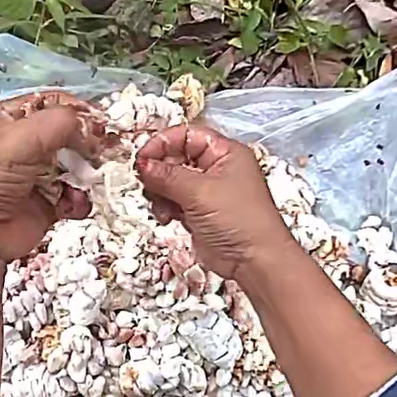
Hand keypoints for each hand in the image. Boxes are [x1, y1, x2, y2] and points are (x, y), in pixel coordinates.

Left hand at [0, 90, 108, 260]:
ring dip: (86, 175)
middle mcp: (26, 144)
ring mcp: (38, 175)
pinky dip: (79, 201)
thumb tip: (95, 129)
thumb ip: (63, 123)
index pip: (55, 104)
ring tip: (86, 182)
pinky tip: (71, 205)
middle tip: (101, 155)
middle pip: (71, 136)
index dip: (79, 112)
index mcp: (12, 119)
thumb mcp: (21, 137)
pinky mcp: (47, 204)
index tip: (100, 125)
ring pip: (77, 167)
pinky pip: (75, 196)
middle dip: (88, 145)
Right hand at [134, 123, 296, 282]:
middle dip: (159, 171)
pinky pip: (174, 201)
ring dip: (160, 192)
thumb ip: (167, 176)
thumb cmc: (238, 219)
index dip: (163, 143)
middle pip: (176, 158)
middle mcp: (216, 168)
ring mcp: (207, 191)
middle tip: (146, 183)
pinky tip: (167, 217)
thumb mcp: (199, 191)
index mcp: (225, 153)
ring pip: (171, 181)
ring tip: (162, 206)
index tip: (142, 157)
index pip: (187, 135)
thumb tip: (142, 165)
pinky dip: (166, 207)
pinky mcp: (199, 212)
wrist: (254, 261)